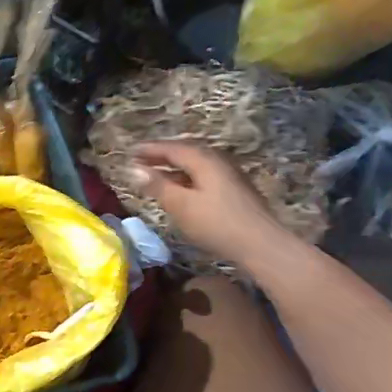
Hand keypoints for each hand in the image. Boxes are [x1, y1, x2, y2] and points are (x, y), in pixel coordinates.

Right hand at [135, 141, 292, 268]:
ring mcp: (230, 175)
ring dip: (175, 167)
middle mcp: (218, 160)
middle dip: (162, 155)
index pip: (172, 148)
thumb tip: (134, 169)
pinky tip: (182, 191)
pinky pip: (204, 175)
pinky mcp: (235, 190)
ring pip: (196, 164)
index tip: (130, 151)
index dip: (150, 149)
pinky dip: (187, 178)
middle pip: (186, 152)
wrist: (261, 244)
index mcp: (204, 159)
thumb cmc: (217, 224)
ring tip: (157, 174)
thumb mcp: (181, 205)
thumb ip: (158, 186)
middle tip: (142, 160)